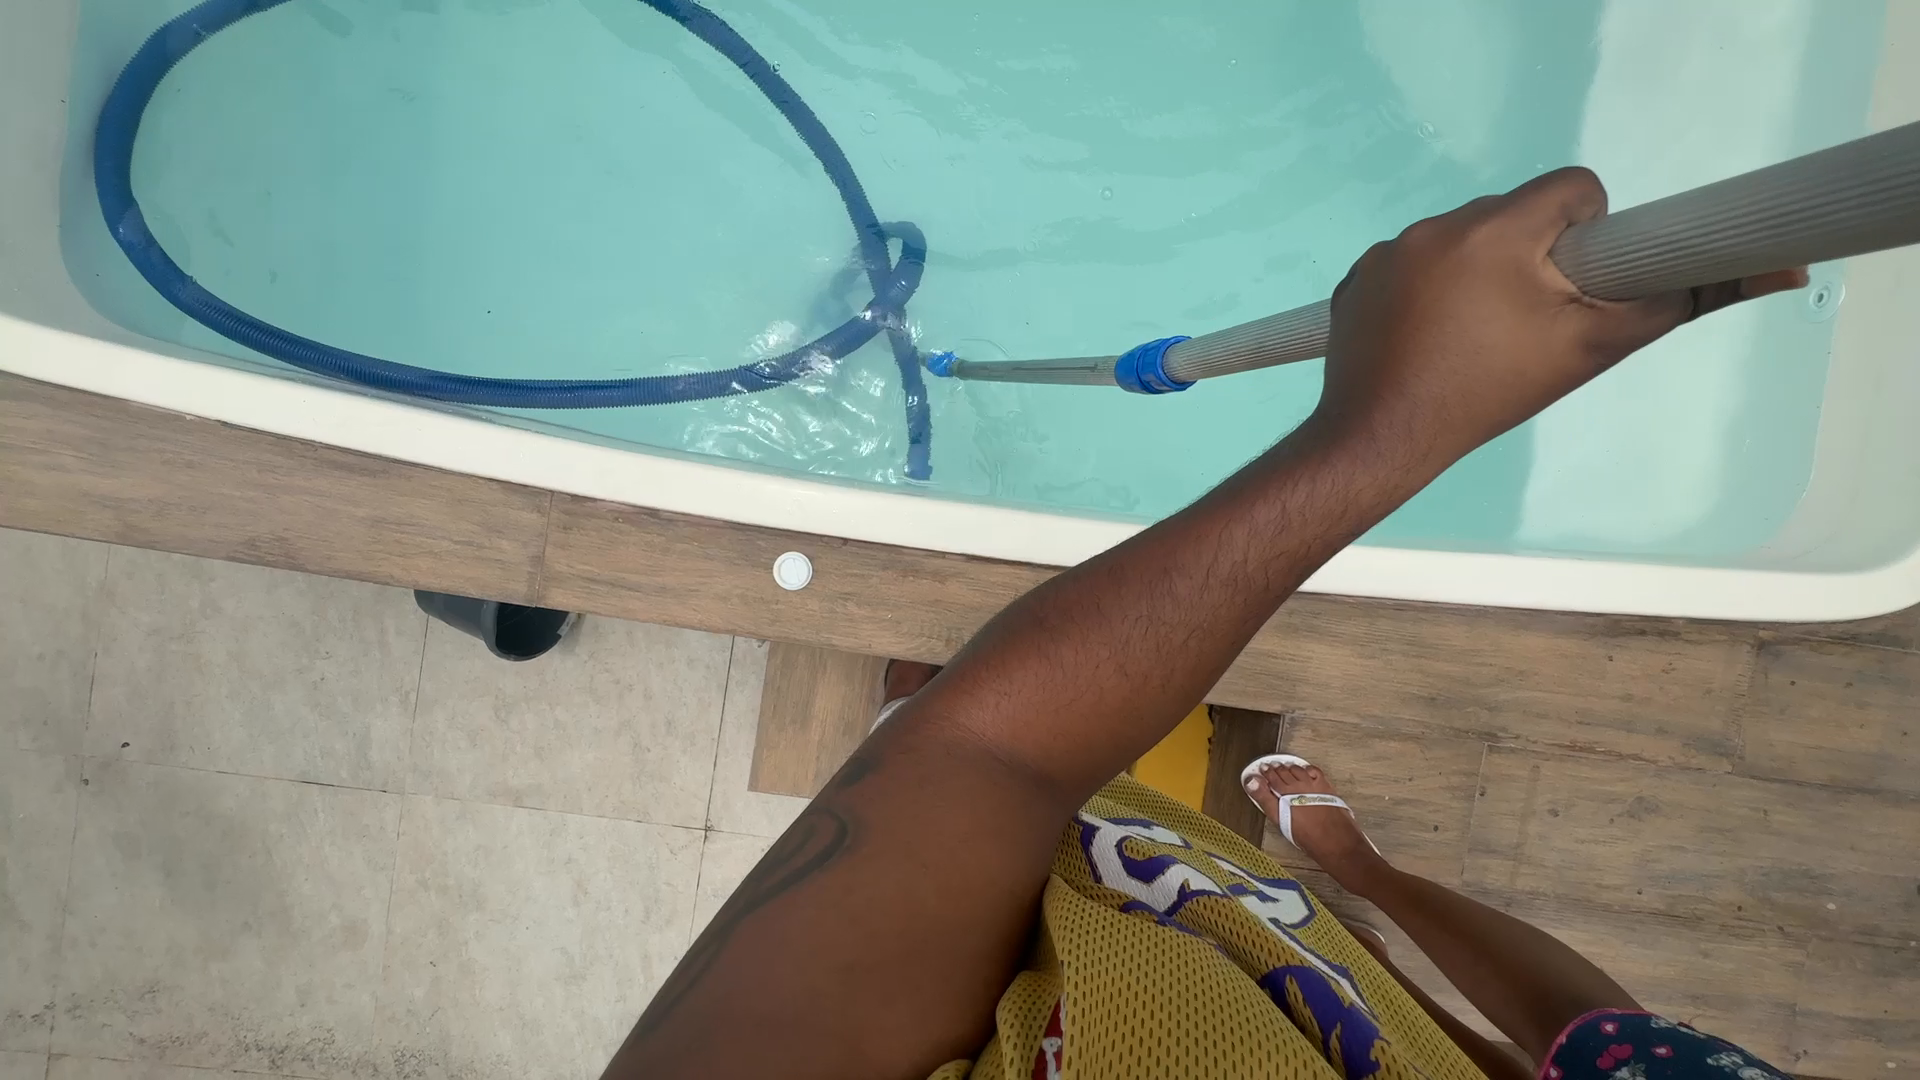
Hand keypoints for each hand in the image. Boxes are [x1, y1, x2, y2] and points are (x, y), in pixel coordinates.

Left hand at [1311, 166, 1807, 477]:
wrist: (1381, 436)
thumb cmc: (1486, 393)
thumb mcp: (1590, 348)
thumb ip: (1679, 299)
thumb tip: (1781, 268)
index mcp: (1493, 230)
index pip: (1569, 188)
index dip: (1586, 230)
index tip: (1570, 280)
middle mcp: (1431, 229)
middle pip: (1507, 215)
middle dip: (1525, 254)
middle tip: (1516, 318)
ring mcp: (1382, 255)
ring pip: (1454, 240)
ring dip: (1471, 270)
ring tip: (1465, 333)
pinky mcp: (1352, 282)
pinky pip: (1406, 266)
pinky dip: (1421, 288)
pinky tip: (1421, 335)